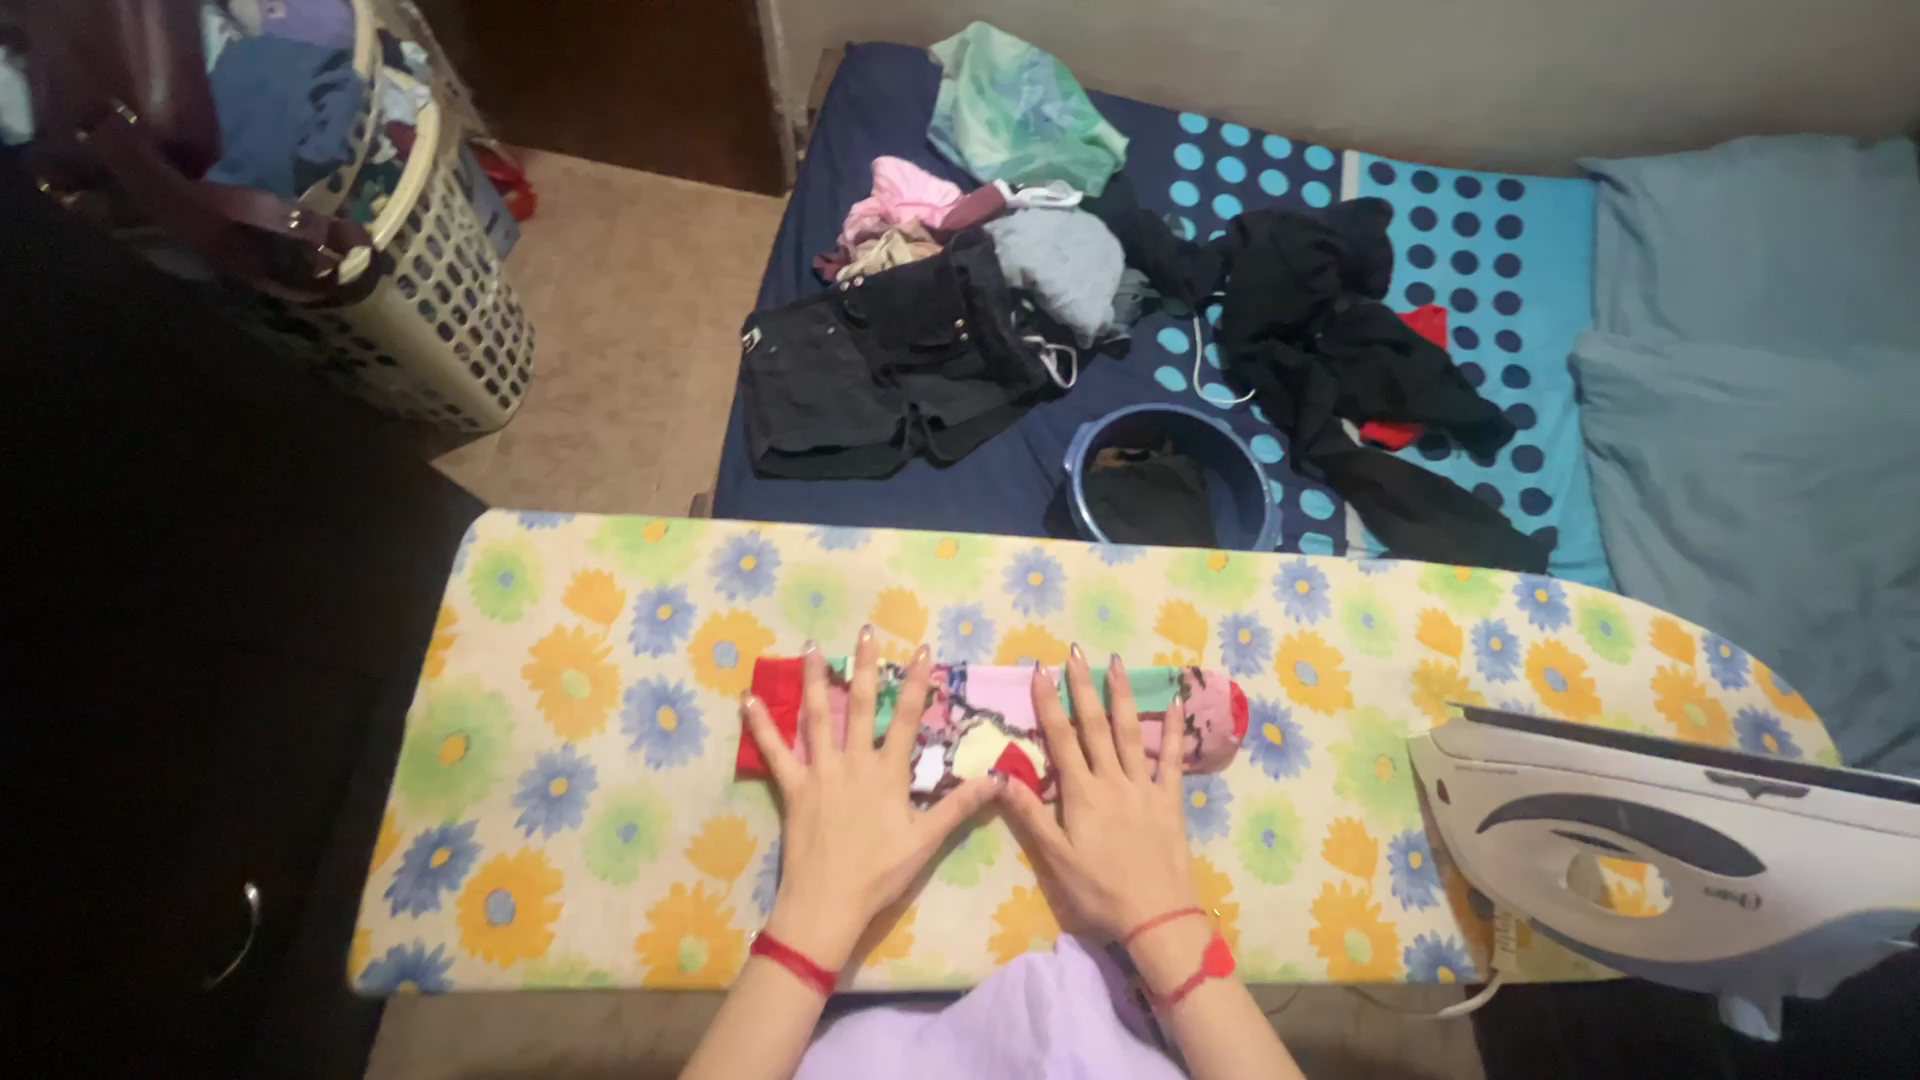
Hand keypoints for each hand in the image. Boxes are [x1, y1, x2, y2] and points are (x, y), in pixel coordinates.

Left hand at [742, 628, 999, 970]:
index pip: (907, 718)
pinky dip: (761, 724)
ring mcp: (820, 771)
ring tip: (812, 647)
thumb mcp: (926, 840)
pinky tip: (748, 699)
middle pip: (860, 704)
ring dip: (814, 680)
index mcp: (887, 772)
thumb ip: (960, 805)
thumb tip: (1000, 779)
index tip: (923, 651)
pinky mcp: (792, 787)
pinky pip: (774, 751)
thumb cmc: (879, 873)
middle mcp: (853, 761)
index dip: (916, 683)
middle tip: (866, 631)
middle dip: (865, 666)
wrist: (827, 904)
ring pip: (816, 716)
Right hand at [996, 645, 1200, 942]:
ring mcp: (1144, 786)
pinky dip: (1172, 730)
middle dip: (1082, 686)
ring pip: (1130, 732)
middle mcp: (1112, 780)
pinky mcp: (1169, 798)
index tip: (1040, 671)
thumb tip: (1000, 777)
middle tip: (1075, 652)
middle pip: (1095, 726)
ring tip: (1116, 662)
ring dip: (1121, 695)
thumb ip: (1031, 815)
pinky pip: (1172, 759)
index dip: (1049, 703)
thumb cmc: (1100, 889)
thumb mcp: (1056, 858)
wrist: (1157, 915)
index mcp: (1082, 793)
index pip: (1061, 739)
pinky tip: (1174, 703)